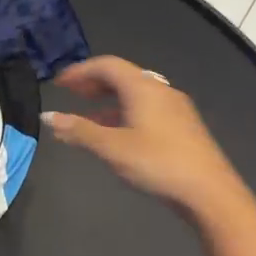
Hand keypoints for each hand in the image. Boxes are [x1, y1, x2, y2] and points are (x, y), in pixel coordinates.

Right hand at [42, 56, 245, 214]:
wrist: (208, 190)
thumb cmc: (157, 163)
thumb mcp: (111, 148)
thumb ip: (78, 131)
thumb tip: (47, 117)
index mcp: (142, 87)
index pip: (107, 65)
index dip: (80, 71)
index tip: (58, 83)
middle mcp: (159, 90)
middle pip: (122, 77)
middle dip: (94, 84)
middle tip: (70, 95)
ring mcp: (174, 108)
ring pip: (135, 95)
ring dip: (108, 101)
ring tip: (87, 118)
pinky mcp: (181, 126)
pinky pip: (146, 109)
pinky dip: (124, 114)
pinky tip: (115, 134)